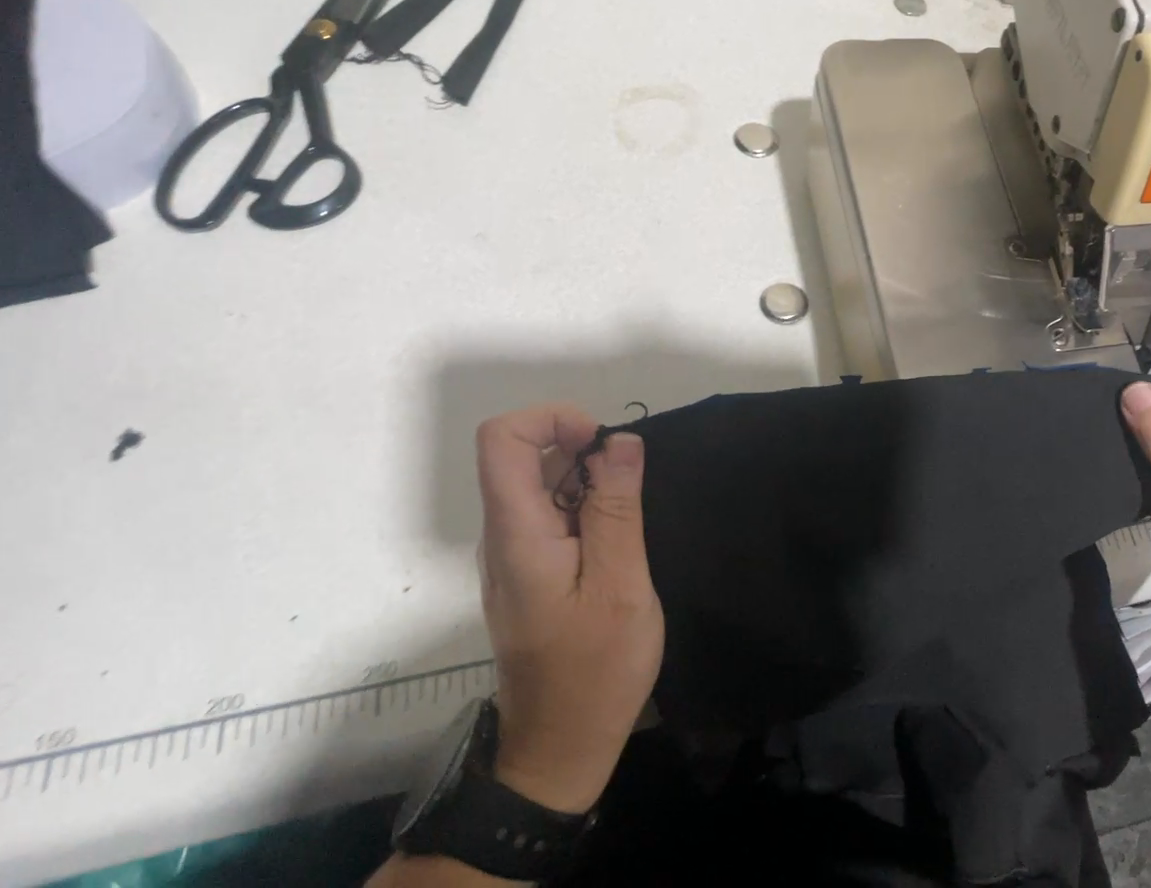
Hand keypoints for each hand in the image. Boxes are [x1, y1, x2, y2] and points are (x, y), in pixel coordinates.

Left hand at [474, 405, 664, 812]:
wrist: (562, 745)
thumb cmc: (596, 668)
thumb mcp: (620, 586)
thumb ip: (617, 510)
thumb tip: (619, 441)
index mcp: (517, 536)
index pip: (502, 440)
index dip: (552, 420)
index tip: (606, 444)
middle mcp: (502, 539)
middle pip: (521, 458)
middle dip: (581, 452)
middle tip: (633, 491)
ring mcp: (512, 558)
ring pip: (538, 487)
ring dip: (588, 483)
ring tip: (631, 522)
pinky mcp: (529, 575)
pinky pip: (549, 518)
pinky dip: (585, 510)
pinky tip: (619, 546)